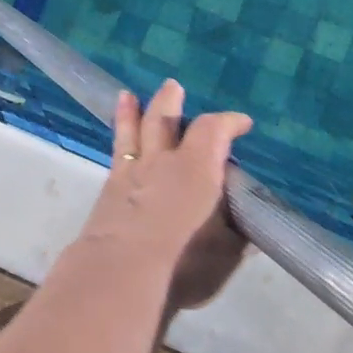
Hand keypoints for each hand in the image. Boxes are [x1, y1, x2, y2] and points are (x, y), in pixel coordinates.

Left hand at [81, 79, 251, 310]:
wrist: (122, 266)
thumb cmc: (183, 260)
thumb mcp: (224, 252)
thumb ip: (233, 234)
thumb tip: (242, 228)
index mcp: (198, 170)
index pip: (214, 131)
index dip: (229, 122)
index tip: (242, 122)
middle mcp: (163, 160)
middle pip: (165, 119)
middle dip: (171, 102)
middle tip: (174, 86)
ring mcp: (132, 169)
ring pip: (134, 128)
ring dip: (135, 110)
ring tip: (129, 95)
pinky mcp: (110, 183)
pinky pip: (117, 148)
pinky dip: (119, 132)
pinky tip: (118, 132)